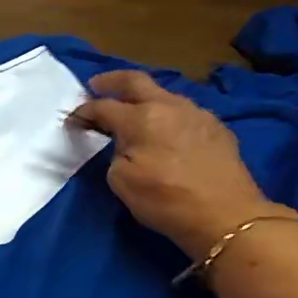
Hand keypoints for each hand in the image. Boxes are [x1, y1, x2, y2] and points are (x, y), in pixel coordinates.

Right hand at [70, 70, 297, 259]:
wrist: (226, 216)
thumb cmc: (166, 201)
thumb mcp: (122, 182)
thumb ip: (115, 155)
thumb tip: (125, 145)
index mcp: (141, 117)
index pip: (104, 107)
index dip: (83, 112)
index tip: (71, 120)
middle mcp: (169, 106)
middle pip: (135, 81)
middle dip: (112, 81)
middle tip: (97, 85)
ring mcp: (197, 113)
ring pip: (164, 94)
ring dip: (144, 97)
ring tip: (134, 108)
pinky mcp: (217, 128)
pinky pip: (185, 112)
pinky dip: (168, 114)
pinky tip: (167, 129)